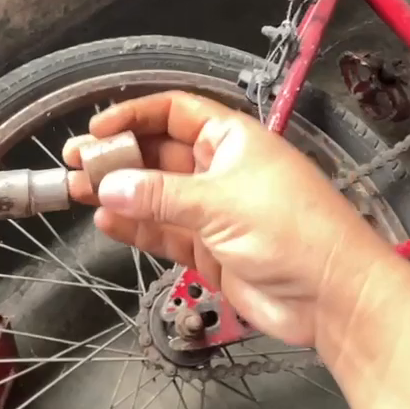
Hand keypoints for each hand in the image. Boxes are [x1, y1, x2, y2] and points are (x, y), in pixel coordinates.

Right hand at [62, 91, 390, 347]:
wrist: (335, 297)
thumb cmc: (287, 228)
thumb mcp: (220, 203)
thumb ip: (159, 196)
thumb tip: (107, 188)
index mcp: (228, 138)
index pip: (173, 111)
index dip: (134, 115)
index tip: (97, 128)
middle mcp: (216, 167)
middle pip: (157, 152)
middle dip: (118, 156)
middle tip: (74, 162)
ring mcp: (211, 210)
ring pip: (154, 193)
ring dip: (118, 192)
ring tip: (76, 192)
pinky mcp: (208, 248)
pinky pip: (162, 230)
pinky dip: (135, 226)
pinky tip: (105, 222)